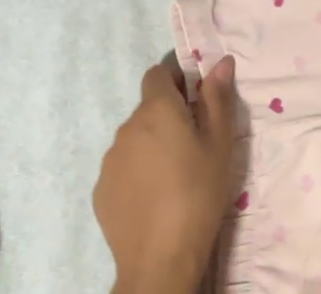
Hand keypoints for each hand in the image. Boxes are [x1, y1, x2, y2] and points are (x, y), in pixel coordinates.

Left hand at [94, 55, 239, 293]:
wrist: (161, 258)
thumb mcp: (220, 142)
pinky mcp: (100, 190)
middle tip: (194, 144)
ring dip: (152, 144)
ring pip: (135, 138)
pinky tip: (155, 197)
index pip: (158, 73)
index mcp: (157, 110)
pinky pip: (123, 167)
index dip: (177, 80)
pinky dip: (138, 172)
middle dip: (168, 116)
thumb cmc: (199, 192)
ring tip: (175, 175)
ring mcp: (110, 160)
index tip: (195, 100)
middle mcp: (127, 127)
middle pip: (148, 108)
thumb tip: (220, 62)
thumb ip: (218, 97)